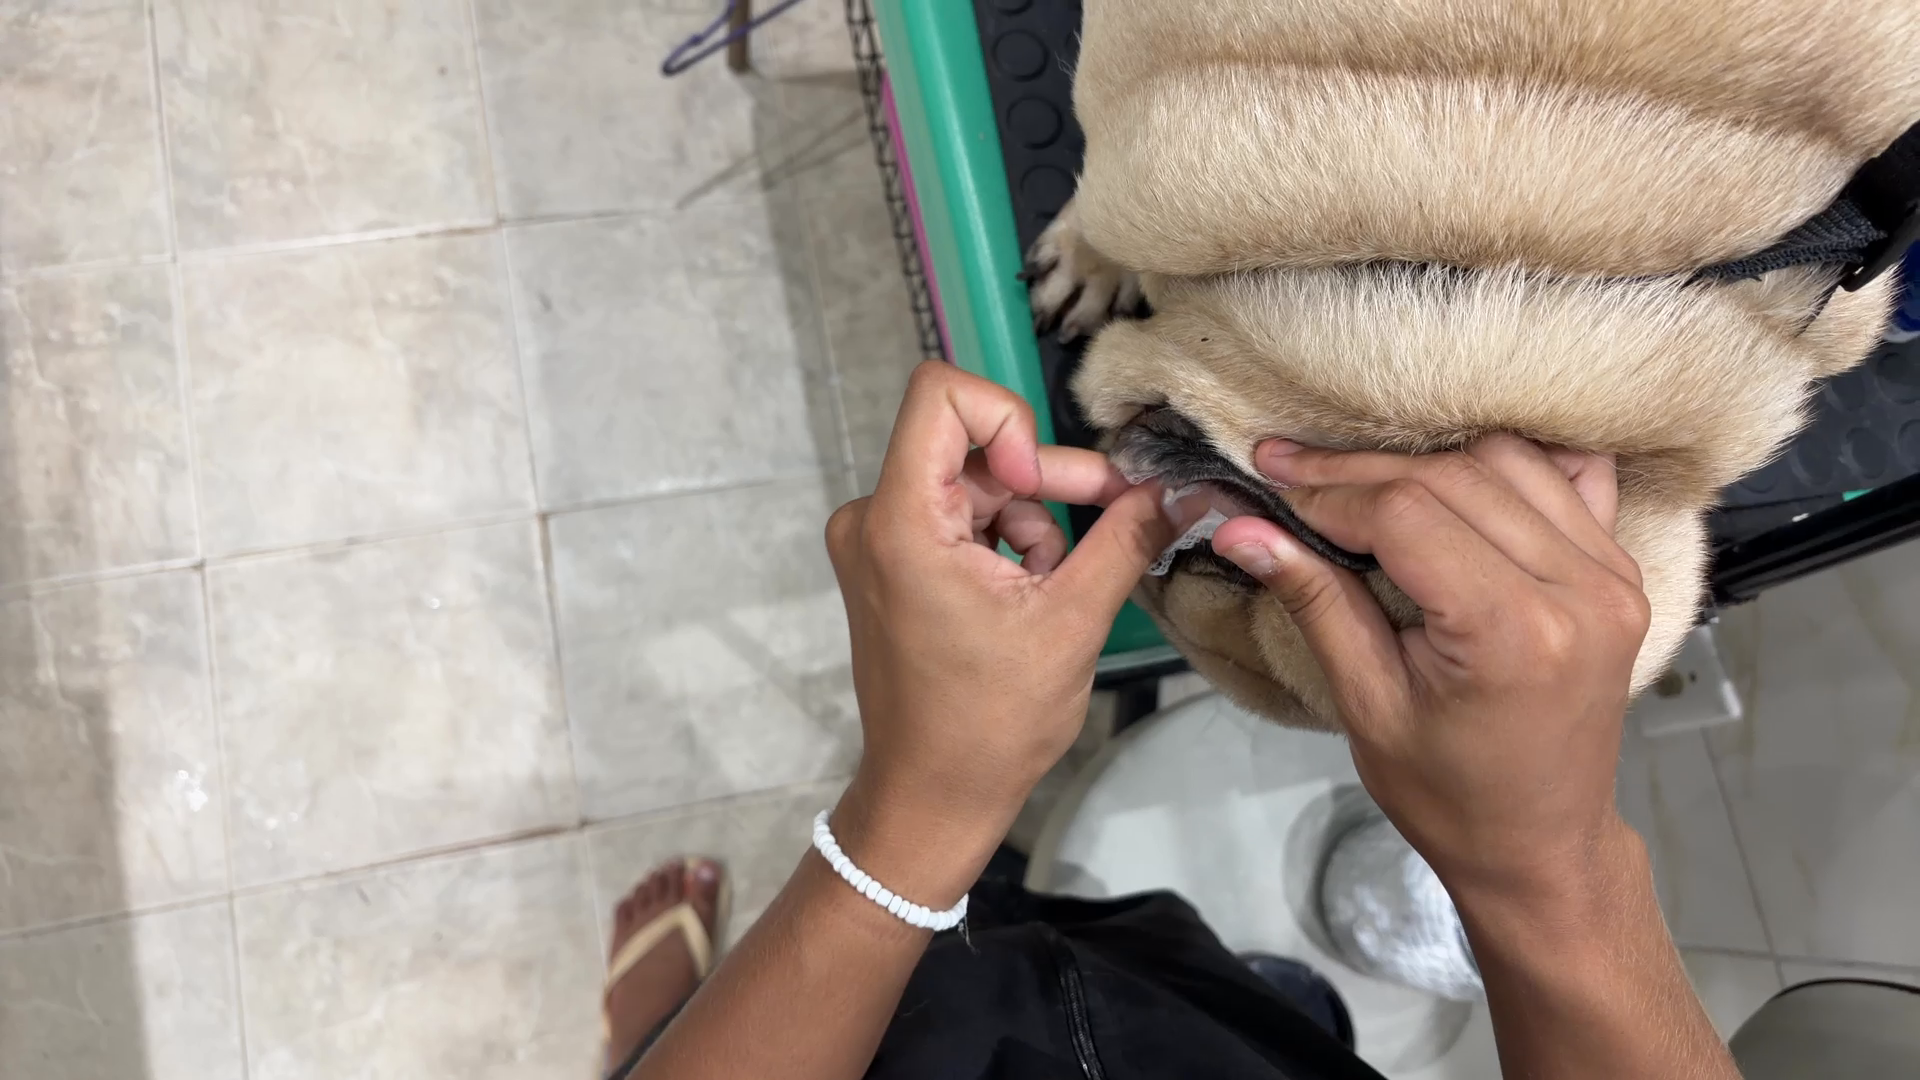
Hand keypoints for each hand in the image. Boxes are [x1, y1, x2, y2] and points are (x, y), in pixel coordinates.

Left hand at [824, 362, 1180, 902]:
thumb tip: (1178, 491)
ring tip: (1054, 585)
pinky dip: (1003, 540)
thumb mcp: (1072, 622)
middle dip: (1045, 481)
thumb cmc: (992, 722)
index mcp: (902, 521)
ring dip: (1030, 521)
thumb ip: (1125, 539)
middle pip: (970, 444)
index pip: (941, 392)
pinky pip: (957, 516)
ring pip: (972, 482)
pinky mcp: (889, 561)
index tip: (1039, 486)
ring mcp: (875, 540)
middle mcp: (872, 517)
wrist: (931, 793)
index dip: (1008, 420)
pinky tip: (1025, 592)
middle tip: (1112, 516)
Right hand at [1211, 435, 1650, 902]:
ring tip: (1346, 477)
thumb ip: (1312, 598)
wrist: (1539, 839)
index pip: (1404, 515)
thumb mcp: (1362, 699)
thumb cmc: (1441, 787)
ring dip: (1415, 457)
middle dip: (1352, 469)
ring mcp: (1611, 573)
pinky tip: (1449, 471)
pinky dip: (1498, 461)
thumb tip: (1238, 529)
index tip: (1265, 488)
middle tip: (1281, 464)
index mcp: (1511, 630)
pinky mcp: (1618, 570)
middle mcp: (1580, 587)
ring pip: (1504, 461)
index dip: (1325, 495)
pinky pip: (1563, 477)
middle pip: (1450, 476)